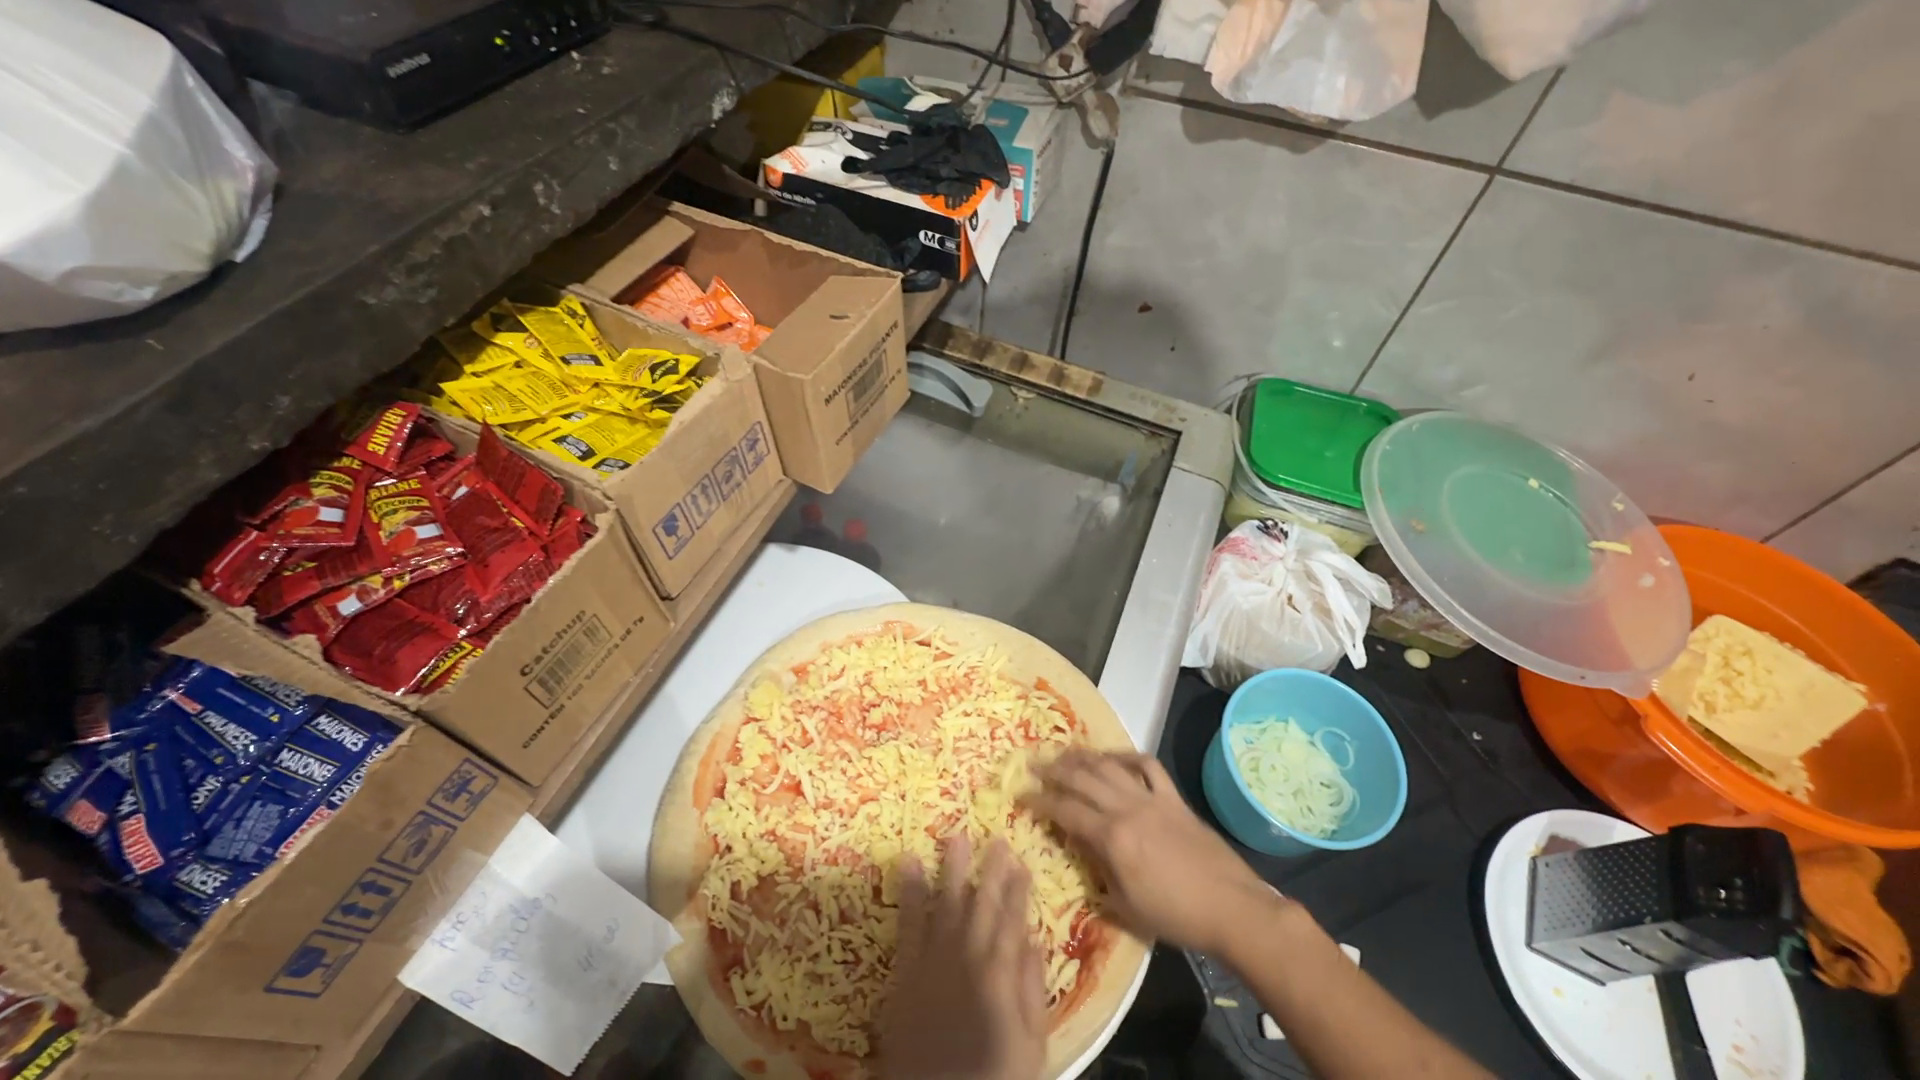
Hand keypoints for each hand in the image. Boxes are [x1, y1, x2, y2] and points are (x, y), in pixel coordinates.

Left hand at [877, 834, 1046, 1079]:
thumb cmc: (993, 1074)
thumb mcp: (1031, 1042)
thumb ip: (1030, 987)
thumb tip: (1032, 937)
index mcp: (1000, 972)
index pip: (1012, 919)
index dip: (1018, 889)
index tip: (1021, 860)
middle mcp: (967, 956)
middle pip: (981, 905)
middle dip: (990, 870)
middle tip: (995, 837)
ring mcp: (932, 961)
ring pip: (945, 904)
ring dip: (952, 870)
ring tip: (956, 837)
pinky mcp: (904, 971)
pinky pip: (907, 922)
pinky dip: (910, 891)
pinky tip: (910, 864)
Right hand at [1025, 749, 1273, 955]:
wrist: (1231, 908)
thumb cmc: (1174, 916)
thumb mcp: (1124, 905)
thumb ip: (1096, 871)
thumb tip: (1078, 845)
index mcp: (1112, 838)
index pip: (1065, 811)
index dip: (1039, 801)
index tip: (1020, 795)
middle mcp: (1128, 810)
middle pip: (1083, 779)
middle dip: (1053, 770)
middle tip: (1033, 765)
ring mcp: (1153, 800)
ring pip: (1110, 766)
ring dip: (1084, 757)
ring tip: (1064, 754)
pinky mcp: (1175, 799)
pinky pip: (1148, 766)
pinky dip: (1127, 756)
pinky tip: (1113, 757)